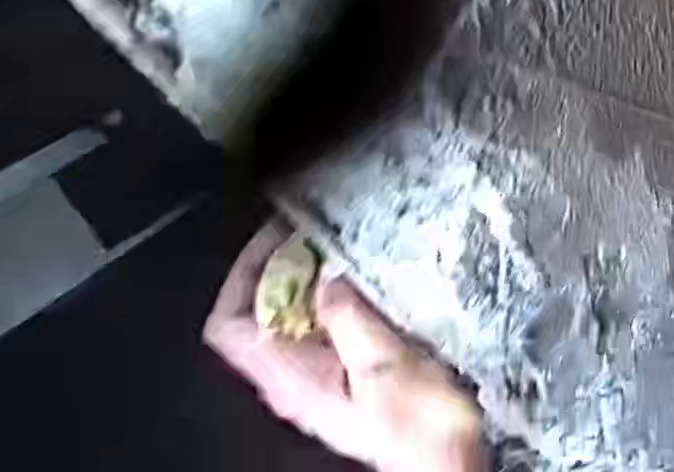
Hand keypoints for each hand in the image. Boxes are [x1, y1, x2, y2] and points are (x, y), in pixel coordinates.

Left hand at [204, 221, 482, 471]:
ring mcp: (319, 372)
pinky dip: (337, 289)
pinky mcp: (345, 368)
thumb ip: (352, 321)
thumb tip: (327, 278)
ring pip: (292, 316)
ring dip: (310, 274)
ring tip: (343, 238)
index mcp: (291, 379)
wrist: (441, 456)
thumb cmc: (416, 420)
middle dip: (280, 264)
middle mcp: (294, 376)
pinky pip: (324, 321)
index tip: (278, 232)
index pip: (231, 327)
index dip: (244, 274)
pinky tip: (366, 271)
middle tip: (318, 225)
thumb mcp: (385, 366)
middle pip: (259, 314)